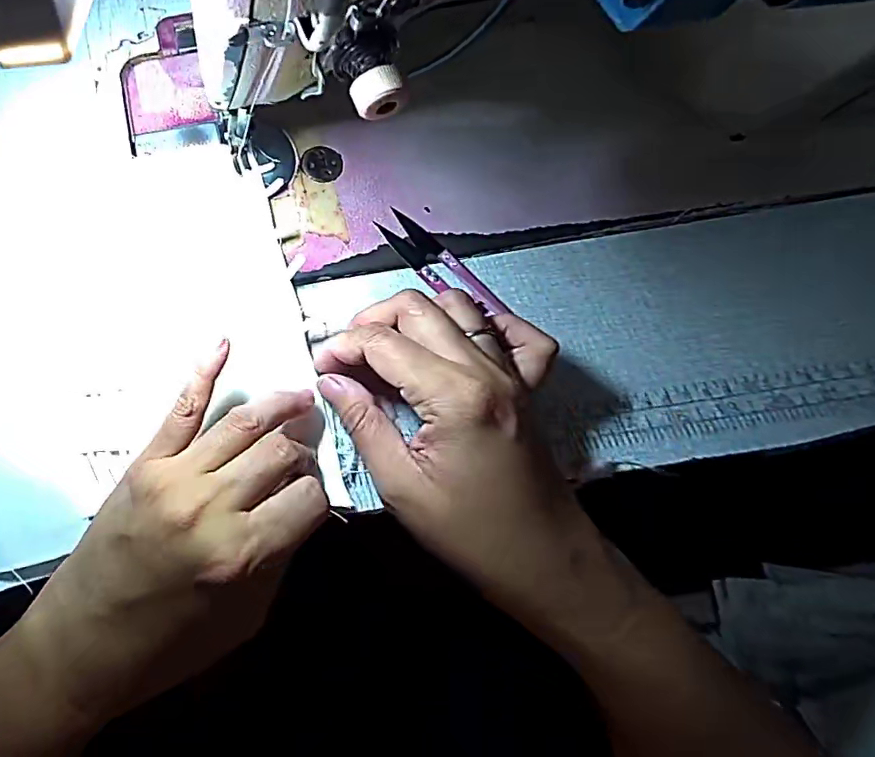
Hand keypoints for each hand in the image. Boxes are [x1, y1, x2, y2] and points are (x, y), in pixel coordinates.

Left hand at [13, 339, 328, 728]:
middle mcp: (210, 504)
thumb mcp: (244, 616)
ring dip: (274, 405)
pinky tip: (223, 347)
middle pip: (276, 451)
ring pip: (238, 424)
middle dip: (301, 446)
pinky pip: (180, 410)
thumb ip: (279, 556)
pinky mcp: (144, 461)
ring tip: (298, 396)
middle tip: (307, 447)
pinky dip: (203, 374)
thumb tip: (304, 507)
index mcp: (242, 553)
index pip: (307, 497)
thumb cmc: (172, 642)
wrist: (90, 633)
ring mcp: (173, 475)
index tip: (315, 493)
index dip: (319, 493)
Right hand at [313, 290, 606, 629]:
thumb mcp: (401, 485)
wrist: (551, 568)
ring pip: (457, 305)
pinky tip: (456, 342)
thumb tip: (331, 380)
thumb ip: (362, 421)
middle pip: (415, 307)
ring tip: (389, 349)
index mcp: (454, 395)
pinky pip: (516, 332)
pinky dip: (483, 324)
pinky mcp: (529, 385)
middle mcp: (486, 370)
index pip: (381, 341)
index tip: (323, 369)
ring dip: (414, 316)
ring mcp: (513, 373)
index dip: (341, 348)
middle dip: (369, 323)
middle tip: (348, 358)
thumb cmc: (473, 534)